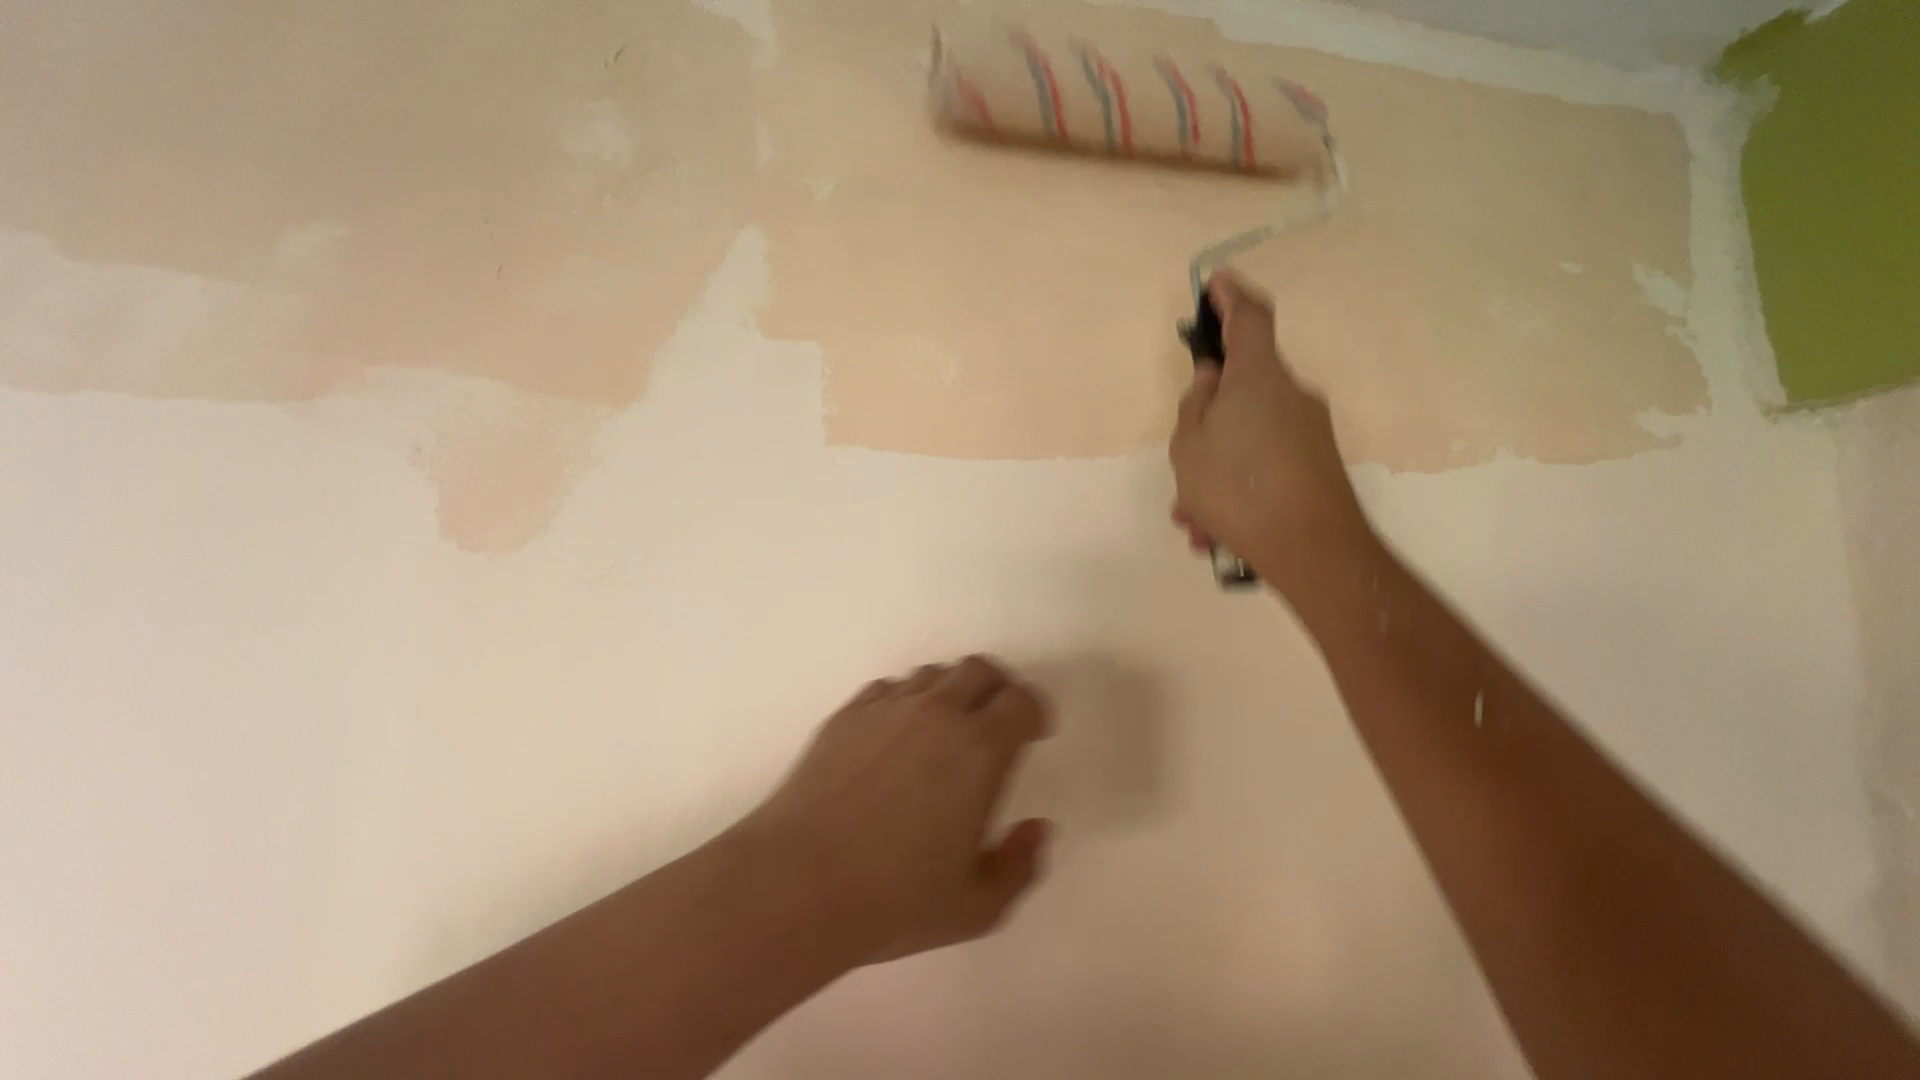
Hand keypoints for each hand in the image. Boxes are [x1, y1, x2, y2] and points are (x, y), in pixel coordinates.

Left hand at [736, 656, 1052, 963]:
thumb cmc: (896, 899)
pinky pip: (887, 689)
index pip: (1021, 700)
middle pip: (978, 669)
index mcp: (980, 749)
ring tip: (943, 732)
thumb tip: (1035, 828)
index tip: (1034, 733)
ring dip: (949, 693)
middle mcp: (936, 713)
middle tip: (996, 723)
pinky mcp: (845, 716)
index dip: (1034, 712)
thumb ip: (1021, 865)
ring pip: (931, 674)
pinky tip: (894, 740)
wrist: (796, 883)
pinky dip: (904, 703)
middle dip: (997, 689)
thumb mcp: (978, 907)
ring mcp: (885, 709)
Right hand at [1170, 272, 1372, 591]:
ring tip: (1194, 521)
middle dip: (1205, 430)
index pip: (1248, 317)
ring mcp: (1307, 432)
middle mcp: (1289, 395)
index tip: (1214, 282)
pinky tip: (1215, 534)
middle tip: (1181, 470)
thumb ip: (1195, 406)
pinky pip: (1262, 467)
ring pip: (1245, 440)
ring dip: (1214, 474)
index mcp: (1257, 376)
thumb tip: (1212, 380)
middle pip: (1240, 392)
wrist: (1312, 549)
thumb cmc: (1238, 487)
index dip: (1229, 296)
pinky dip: (1236, 491)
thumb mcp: (1189, 445)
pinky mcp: (1314, 466)